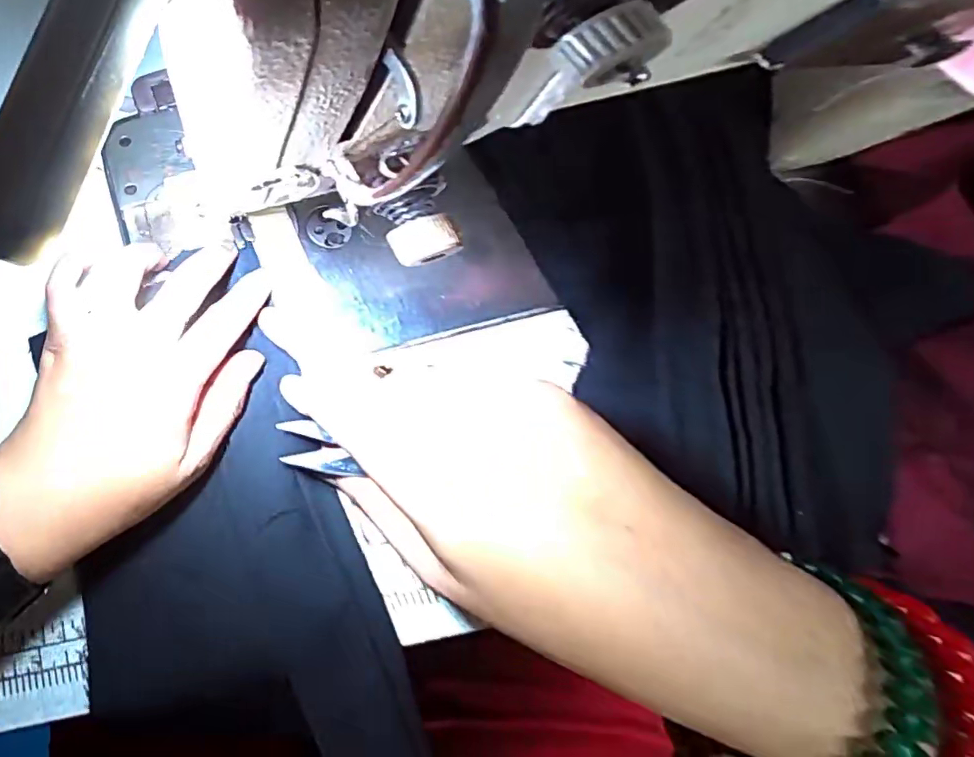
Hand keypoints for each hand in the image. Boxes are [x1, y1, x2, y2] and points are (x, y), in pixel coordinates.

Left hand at [0, 243, 269, 581]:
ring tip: (158, 259)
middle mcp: (137, 344)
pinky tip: (94, 262)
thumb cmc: (120, 488)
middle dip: (211, 261)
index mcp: (175, 378)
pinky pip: (62, 283)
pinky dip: (75, 264)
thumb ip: (223, 406)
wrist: (43, 498)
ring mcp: (94, 334)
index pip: (224, 323)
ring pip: (121, 270)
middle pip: (183, 283)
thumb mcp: (188, 464)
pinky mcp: (60, 335)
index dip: (248, 296)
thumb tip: (251, 359)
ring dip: (144, 255)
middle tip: (222, 254)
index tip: (262, 280)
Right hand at [258, 306, 649, 616]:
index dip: (315, 383)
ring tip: (450, 450)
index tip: (291, 366)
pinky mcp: (541, 384)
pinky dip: (458, 398)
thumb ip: (378, 506)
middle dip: (365, 396)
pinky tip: (491, 442)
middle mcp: (466, 427)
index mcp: (437, 487)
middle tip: (378, 431)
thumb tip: (331, 457)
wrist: (683, 591)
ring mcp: (508, 396)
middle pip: (383, 383)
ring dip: (413, 400)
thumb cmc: (555, 606)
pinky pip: (470, 378)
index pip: (350, 410)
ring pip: (424, 377)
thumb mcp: (450, 576)